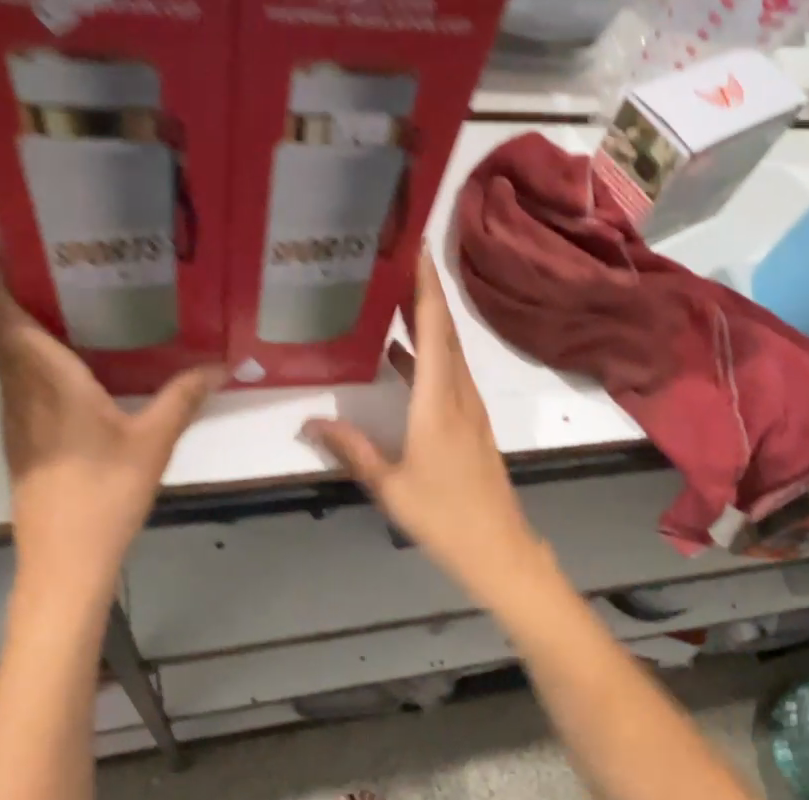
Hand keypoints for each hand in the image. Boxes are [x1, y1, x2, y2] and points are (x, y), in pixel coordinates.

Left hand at [0, 248, 223, 579]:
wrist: (65, 557)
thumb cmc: (105, 493)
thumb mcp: (153, 442)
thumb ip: (182, 397)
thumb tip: (219, 364)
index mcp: (43, 375)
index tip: (13, 232)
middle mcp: (18, 385)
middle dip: (12, 282)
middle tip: (57, 255)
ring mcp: (15, 412)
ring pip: (4, 349)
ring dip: (21, 317)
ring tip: (69, 294)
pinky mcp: (22, 434)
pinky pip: (19, 375)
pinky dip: (33, 351)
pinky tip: (76, 356)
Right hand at [303, 253, 548, 600]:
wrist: (497, 547)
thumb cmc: (443, 516)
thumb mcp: (389, 485)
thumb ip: (352, 449)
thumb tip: (311, 421)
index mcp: (438, 401)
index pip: (433, 327)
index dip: (424, 284)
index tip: (413, 244)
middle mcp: (459, 395)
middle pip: (443, 331)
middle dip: (420, 292)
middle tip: (389, 259)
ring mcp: (469, 409)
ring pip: (447, 352)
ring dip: (424, 322)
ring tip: (389, 298)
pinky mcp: (471, 425)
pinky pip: (449, 376)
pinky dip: (427, 356)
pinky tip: (401, 359)